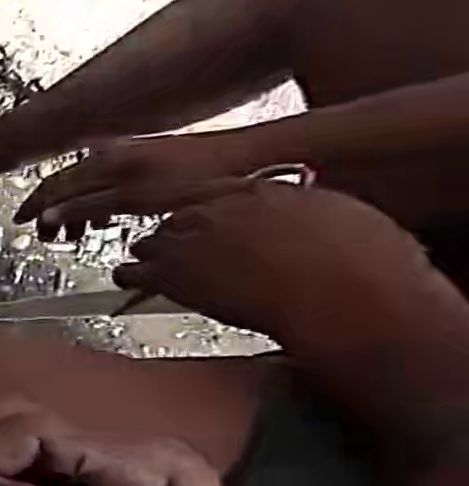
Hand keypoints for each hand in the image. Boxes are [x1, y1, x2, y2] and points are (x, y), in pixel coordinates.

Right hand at [14, 134, 257, 240]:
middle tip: (49, 233)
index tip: (20, 221)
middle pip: (67, 185)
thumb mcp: (133, 199)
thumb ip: (86, 208)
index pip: (52, 186)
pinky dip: (100, 202)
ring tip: (80, 231)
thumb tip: (48, 217)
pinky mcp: (150, 159)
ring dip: (78, 209)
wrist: (250, 155)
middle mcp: (112, 154)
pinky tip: (110, 216)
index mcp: (102, 163)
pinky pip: (109, 183)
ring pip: (88, 185)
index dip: (34, 206)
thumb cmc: (195, 177)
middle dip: (54, 210)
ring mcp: (132, 154)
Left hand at [112, 182, 442, 341]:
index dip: (208, 216)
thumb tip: (270, 223)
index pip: (211, 194)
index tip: (210, 230)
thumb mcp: (332, 217)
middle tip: (192, 258)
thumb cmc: (357, 265)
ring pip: (147, 243)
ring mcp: (185, 239)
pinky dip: (132, 278)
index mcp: (261, 189)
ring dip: (154, 257)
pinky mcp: (166, 273)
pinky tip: (141, 287)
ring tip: (167, 274)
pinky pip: (128, 273)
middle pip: (174, 219)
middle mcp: (215, 209)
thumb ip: (289, 213)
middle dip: (181, 238)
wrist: (341, 296)